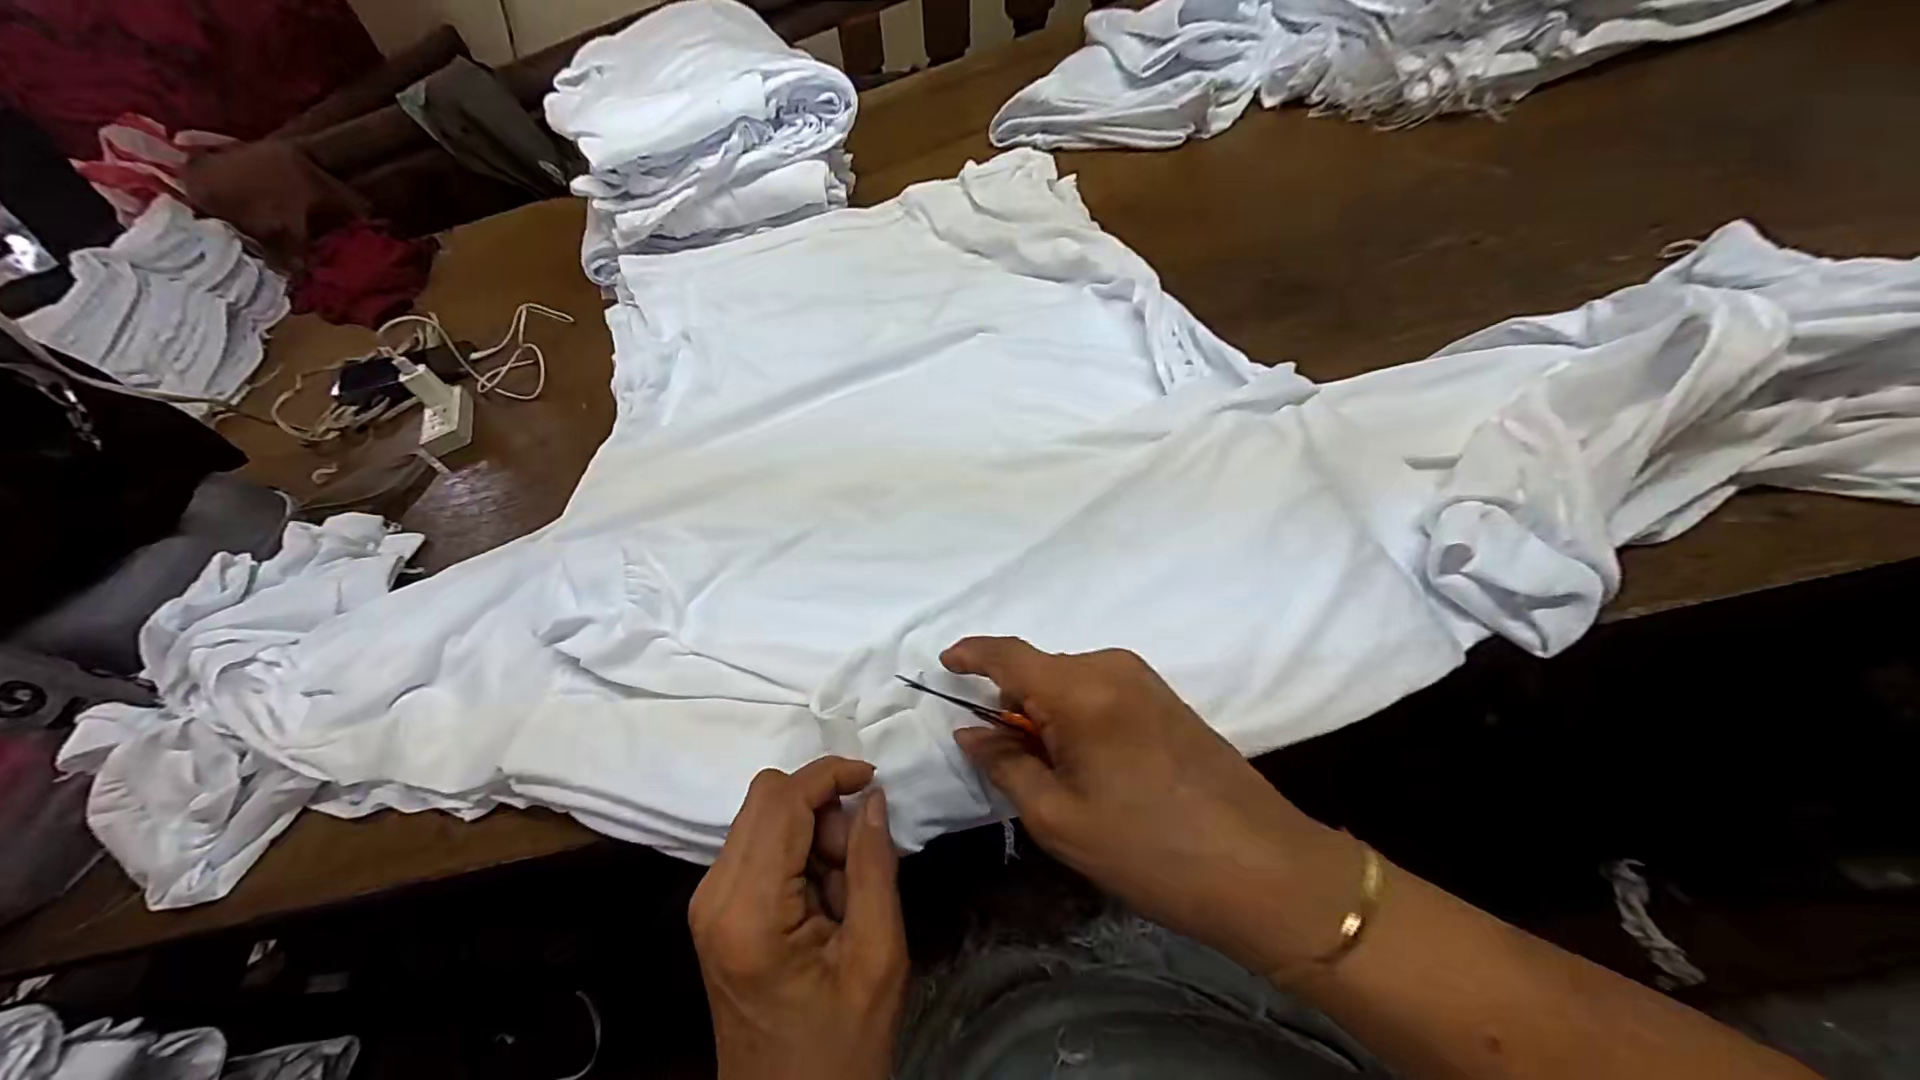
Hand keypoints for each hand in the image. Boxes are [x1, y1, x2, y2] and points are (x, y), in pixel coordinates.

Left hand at [689, 757, 907, 1079]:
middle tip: (856, 857)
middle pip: (766, 797)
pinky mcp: (716, 909)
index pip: (782, 800)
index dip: (830, 774)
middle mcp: (713, 894)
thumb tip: (872, 797)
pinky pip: (759, 843)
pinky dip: (798, 849)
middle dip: (821, 806)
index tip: (873, 779)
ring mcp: (708, 901)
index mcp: (748, 908)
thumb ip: (873, 866)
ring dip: (812, 829)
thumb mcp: (877, 955)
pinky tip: (822, 895)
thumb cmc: (839, 1044)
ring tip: (843, 888)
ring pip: (763, 815)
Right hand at [944, 637, 1364, 977]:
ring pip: (1069, 682)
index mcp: (1080, 689)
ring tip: (1054, 773)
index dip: (971, 655)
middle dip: (1012, 704)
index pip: (1008, 655)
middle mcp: (1111, 667)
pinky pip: (1100, 691)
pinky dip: (1078, 716)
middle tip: (1007, 761)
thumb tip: (971, 731)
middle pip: (1039, 670)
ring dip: (1047, 714)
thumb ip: (1006, 764)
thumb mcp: (1060, 818)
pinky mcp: (1165, 698)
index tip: (944, 664)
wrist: (1265, 869)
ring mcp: (1144, 679)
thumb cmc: (1149, 848)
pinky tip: (1091, 765)